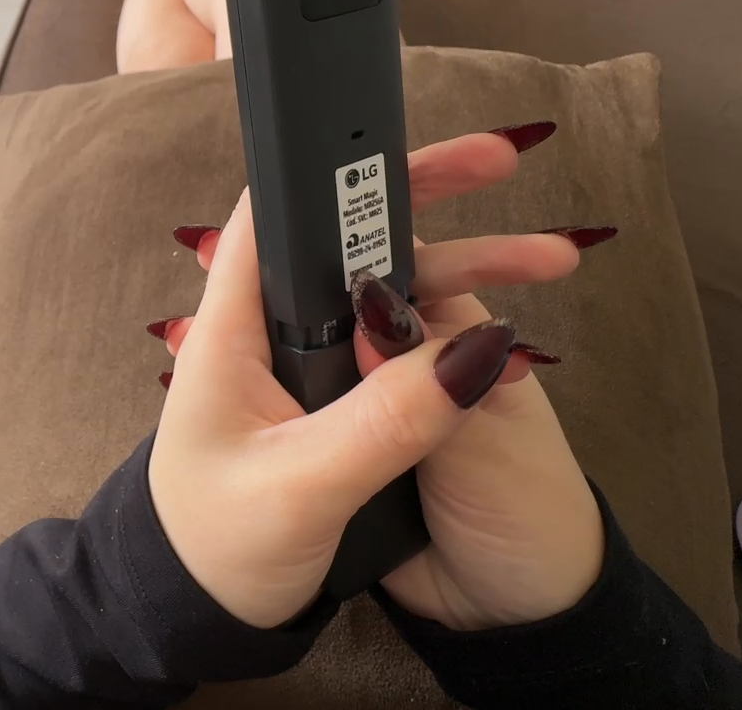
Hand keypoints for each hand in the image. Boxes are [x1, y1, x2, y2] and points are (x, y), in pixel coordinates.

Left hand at [152, 129, 604, 630]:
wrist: (194, 598)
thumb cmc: (216, 543)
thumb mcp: (301, 489)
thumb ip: (382, 425)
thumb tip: (473, 351)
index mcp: (229, 330)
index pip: (271, 221)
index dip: (327, 172)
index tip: (401, 143)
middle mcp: (259, 329)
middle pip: (337, 242)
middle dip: (416, 201)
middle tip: (497, 163)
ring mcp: (290, 359)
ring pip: (372, 291)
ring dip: (451, 266)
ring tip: (546, 254)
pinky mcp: (317, 392)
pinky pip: (382, 342)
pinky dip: (438, 326)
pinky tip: (498, 329)